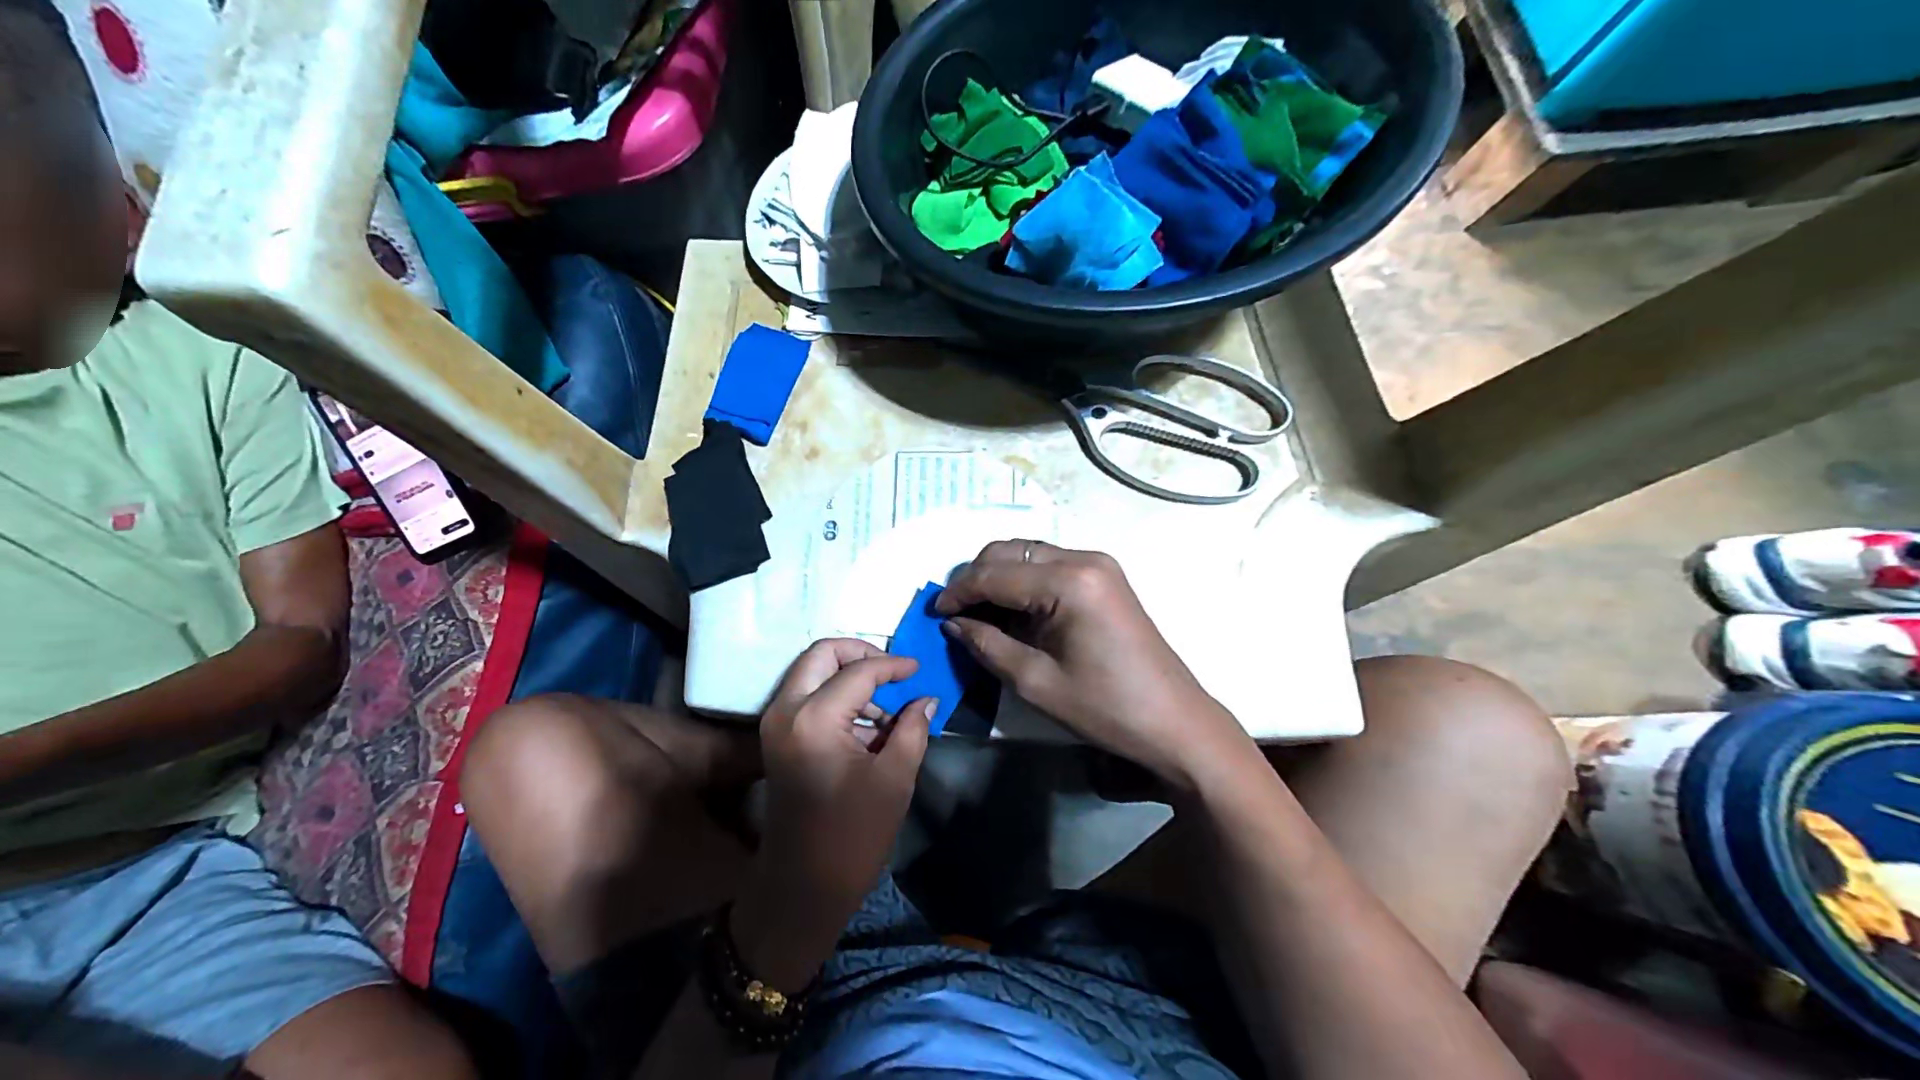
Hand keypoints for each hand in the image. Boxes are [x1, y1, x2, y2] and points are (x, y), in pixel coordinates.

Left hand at [733, 639, 932, 990]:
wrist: (802, 885)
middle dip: (860, 653)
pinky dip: (836, 697)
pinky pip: (806, 696)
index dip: (893, 665)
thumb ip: (911, 728)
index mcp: (814, 718)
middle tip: (894, 671)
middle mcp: (785, 710)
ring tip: (886, 710)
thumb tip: (926, 698)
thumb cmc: (853, 834)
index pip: (859, 671)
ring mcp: (775, 723)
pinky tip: (868, 725)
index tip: (918, 669)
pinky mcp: (776, 737)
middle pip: (822, 654)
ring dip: (848, 678)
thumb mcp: (894, 778)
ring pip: (811, 672)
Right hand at [936, 541, 1256, 789]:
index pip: (995, 573)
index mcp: (1069, 582)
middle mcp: (1084, 559)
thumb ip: (987, 644)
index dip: (959, 592)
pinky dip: (1023, 582)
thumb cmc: (1105, 707)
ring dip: (999, 577)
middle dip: (976, 578)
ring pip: (1028, 554)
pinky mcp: (1105, 577)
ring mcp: (1098, 565)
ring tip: (979, 615)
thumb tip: (954, 623)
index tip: (934, 614)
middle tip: (955, 615)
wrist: (1174, 721)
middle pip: (1010, 551)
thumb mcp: (1035, 681)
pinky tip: (1012, 612)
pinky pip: (1050, 566)